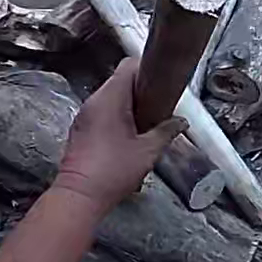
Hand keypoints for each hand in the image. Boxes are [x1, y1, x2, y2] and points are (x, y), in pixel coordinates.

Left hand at [52, 58, 186, 214]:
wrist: (79, 195)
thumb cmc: (113, 171)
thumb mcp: (147, 151)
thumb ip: (166, 132)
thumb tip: (181, 122)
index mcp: (109, 98)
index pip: (128, 66)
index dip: (147, 68)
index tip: (162, 82)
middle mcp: (93, 101)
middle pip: (119, 81)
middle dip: (141, 90)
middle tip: (159, 105)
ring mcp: (84, 114)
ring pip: (110, 97)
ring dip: (129, 104)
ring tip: (147, 121)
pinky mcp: (80, 128)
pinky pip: (101, 111)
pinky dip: (116, 115)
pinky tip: (129, 133)